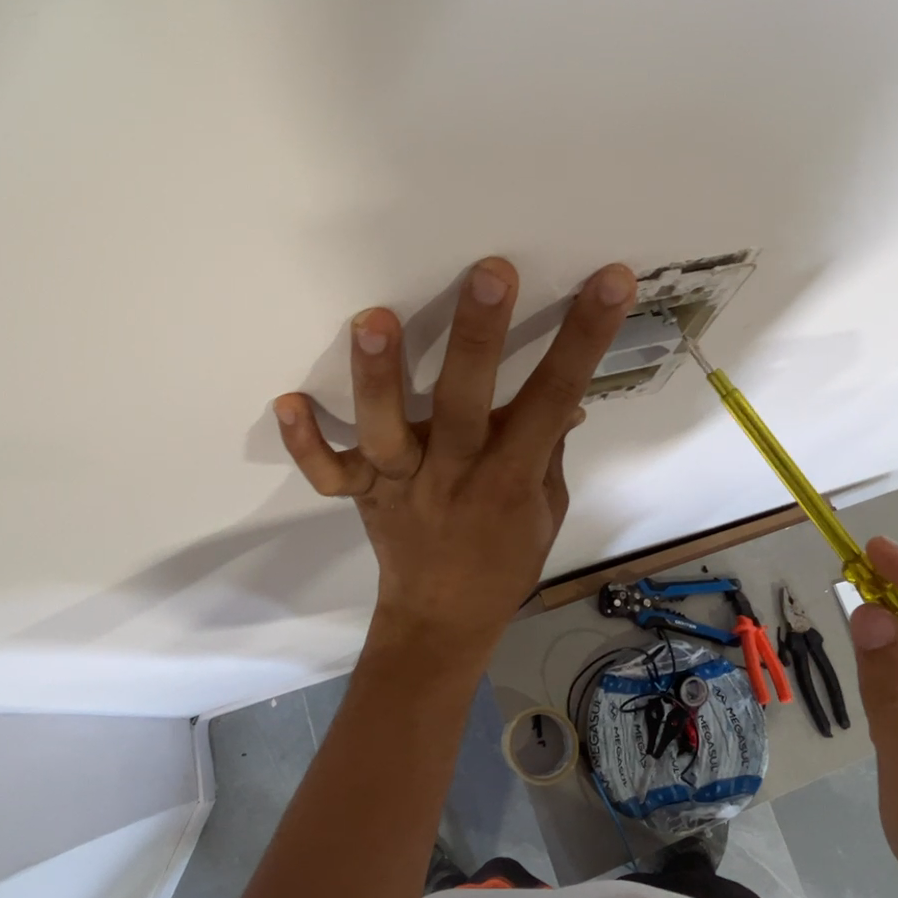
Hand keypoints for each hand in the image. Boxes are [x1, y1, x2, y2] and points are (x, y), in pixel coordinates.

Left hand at [273, 258, 635, 668]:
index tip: (610, 283)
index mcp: (511, 477)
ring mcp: (402, 484)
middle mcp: (455, 474)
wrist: (443, 622)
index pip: (554, 399)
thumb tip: (565, 401)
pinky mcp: (363, 495)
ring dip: (378, 378)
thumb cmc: (502, 564)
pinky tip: (288, 402)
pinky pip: (328, 474)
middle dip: (480, 338)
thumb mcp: (545, 512)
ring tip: (372, 319)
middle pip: (466, 403)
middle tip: (490, 274)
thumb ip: (548, 453)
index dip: (585, 340)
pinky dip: (305, 444)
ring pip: (387, 431)